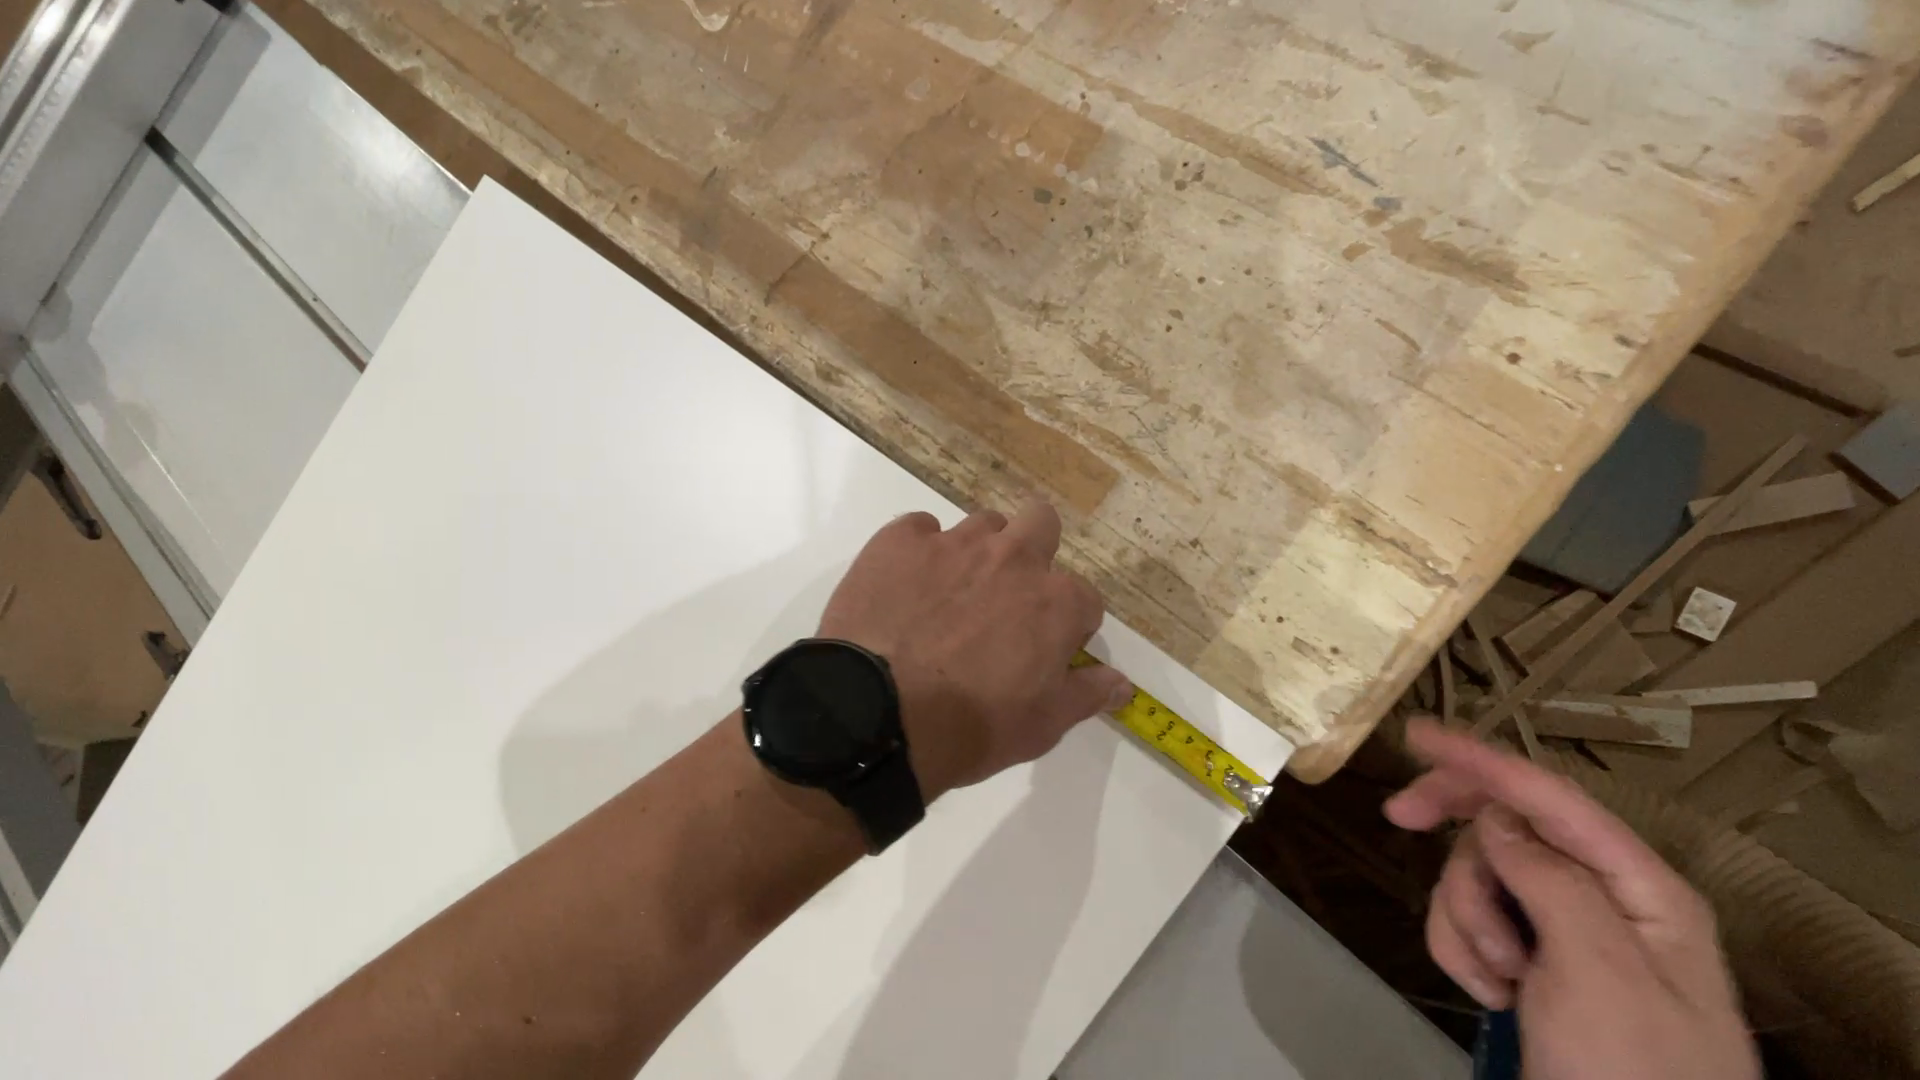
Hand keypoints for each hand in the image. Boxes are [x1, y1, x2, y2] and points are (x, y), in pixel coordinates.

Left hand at [817, 500, 1132, 797]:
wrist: (879, 717)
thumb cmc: (971, 728)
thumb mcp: (1042, 725)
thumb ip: (1086, 693)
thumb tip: (1121, 683)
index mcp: (1055, 601)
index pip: (1083, 600)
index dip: (1067, 625)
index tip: (1044, 649)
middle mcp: (1012, 558)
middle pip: (1040, 523)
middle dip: (1033, 550)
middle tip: (1005, 595)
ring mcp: (953, 543)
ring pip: (981, 525)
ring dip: (976, 552)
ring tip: (948, 595)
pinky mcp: (899, 541)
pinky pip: (917, 530)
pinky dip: (917, 553)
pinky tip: (902, 588)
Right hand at [1384, 718, 1759, 1079]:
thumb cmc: (1630, 1074)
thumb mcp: (1598, 975)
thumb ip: (1550, 880)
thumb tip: (1497, 819)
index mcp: (1639, 890)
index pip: (1550, 798)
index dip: (1481, 759)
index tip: (1415, 734)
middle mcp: (1603, 898)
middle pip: (1506, 829)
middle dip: (1461, 842)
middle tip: (1399, 820)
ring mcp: (1566, 933)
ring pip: (1478, 877)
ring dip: (1466, 920)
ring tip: (1499, 980)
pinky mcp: (1532, 963)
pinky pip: (1470, 923)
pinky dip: (1463, 949)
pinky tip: (1491, 992)